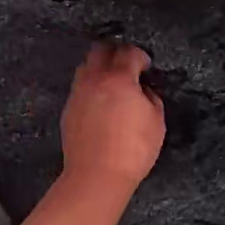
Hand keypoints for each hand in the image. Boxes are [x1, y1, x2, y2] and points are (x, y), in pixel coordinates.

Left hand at [60, 41, 164, 191]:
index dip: (140, 56)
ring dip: (99, 67)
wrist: (96, 175)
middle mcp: (94, 80)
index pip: (128, 52)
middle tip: (127, 65)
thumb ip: (151, 99)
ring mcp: (78, 94)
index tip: (146, 65)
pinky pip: (79, 88)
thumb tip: (144, 91)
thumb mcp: (156, 123)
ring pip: (85, 66)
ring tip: (112, 82)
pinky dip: (90, 87)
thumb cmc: (132, 150)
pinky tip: (100, 102)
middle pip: (100, 50)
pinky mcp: (68, 109)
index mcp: (119, 79)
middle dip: (116, 52)